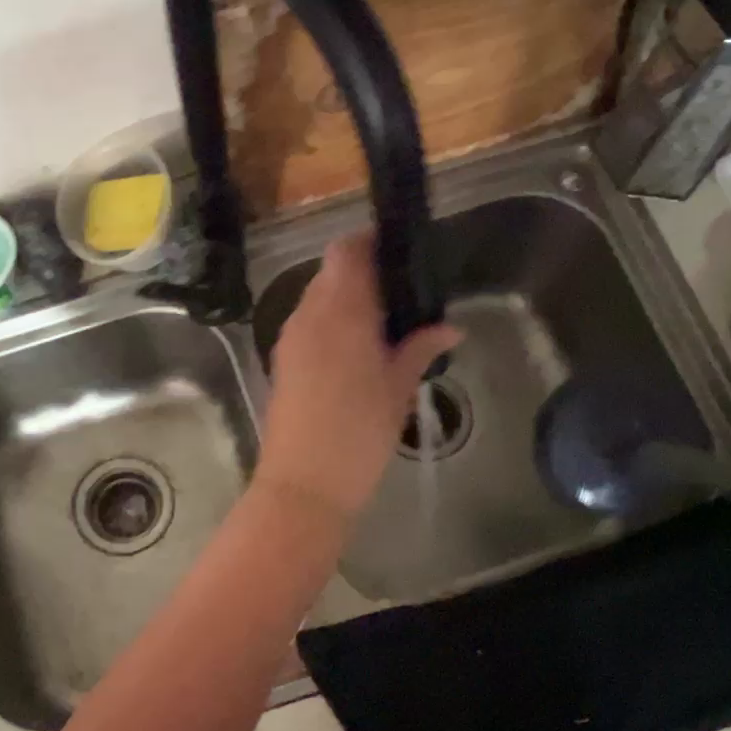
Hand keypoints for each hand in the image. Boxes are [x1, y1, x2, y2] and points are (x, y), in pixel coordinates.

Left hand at [254, 232, 460, 518]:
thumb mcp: (398, 389)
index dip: (370, 244)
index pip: (347, 250)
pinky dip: (328, 328)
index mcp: (340, 311)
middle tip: (398, 298)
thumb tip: (449, 327)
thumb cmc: (359, 435)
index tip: (398, 255)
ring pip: (316, 301)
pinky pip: (306, 328)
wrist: (304, 486)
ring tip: (380, 329)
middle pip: (331, 273)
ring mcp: (289, 340)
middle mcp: (308, 316)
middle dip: (361, 277)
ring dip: (344, 304)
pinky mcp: (281, 364)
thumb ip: (420, 349)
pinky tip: (354, 355)